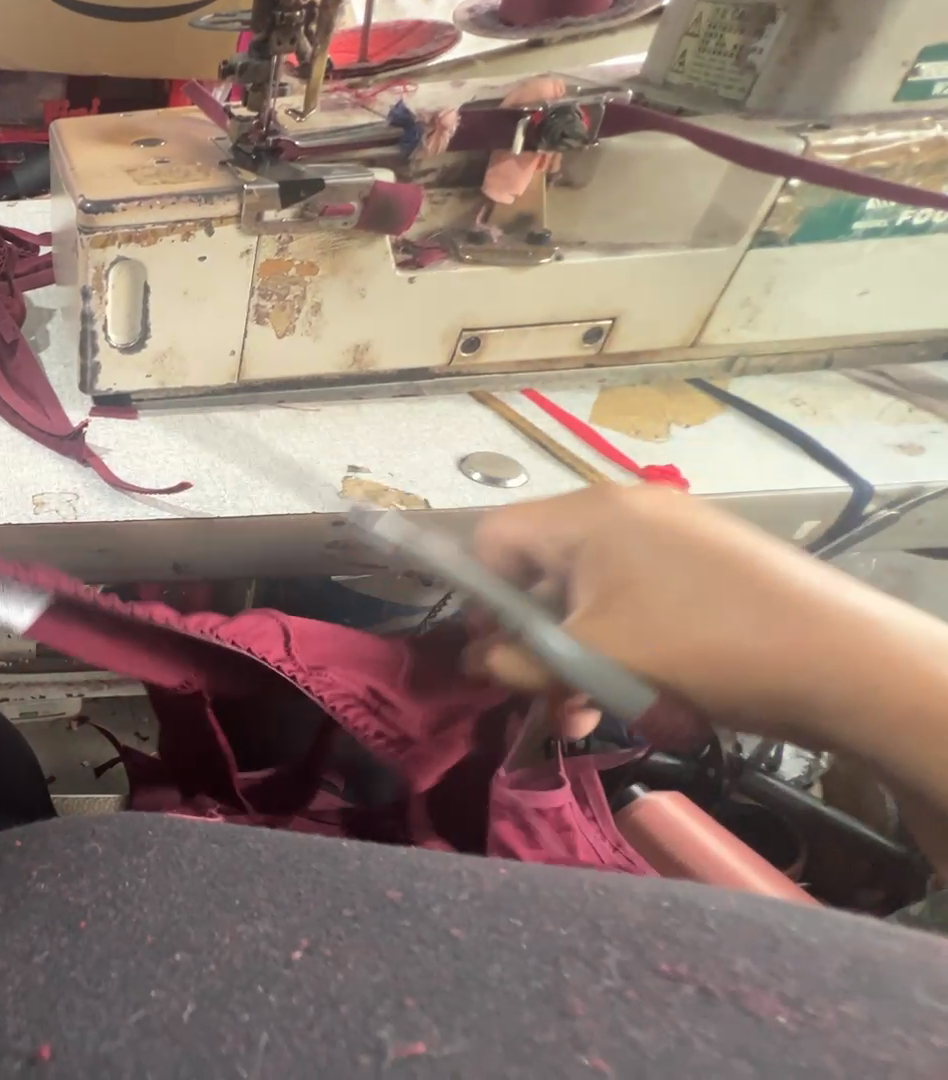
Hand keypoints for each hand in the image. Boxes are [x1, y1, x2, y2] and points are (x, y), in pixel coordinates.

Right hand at [469, 484, 947, 748]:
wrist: (862, 670)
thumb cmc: (705, 649)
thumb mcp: (590, 661)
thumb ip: (512, 662)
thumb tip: (474, 663)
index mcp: (587, 514)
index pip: (492, 538)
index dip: (479, 593)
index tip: (497, 646)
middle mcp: (622, 510)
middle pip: (537, 568)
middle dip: (530, 636)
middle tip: (538, 688)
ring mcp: (669, 533)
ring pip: (583, 591)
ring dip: (571, 651)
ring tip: (583, 710)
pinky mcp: (703, 561)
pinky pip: (628, 596)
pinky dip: (614, 641)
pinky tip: (626, 692)